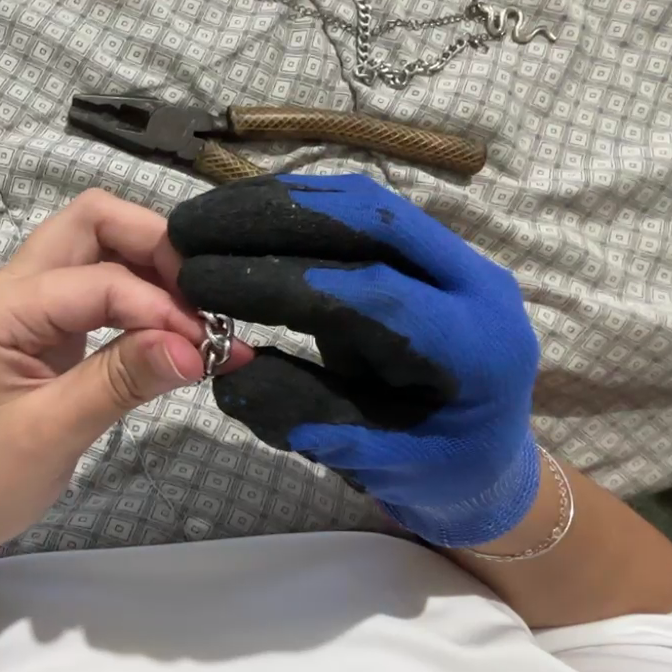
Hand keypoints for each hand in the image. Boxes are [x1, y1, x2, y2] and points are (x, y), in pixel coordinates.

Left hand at [0, 190, 252, 591]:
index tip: (210, 345)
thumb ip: (123, 379)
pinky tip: (168, 327)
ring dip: (148, 268)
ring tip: (197, 315)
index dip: (158, 304)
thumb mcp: (53, 433)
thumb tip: (197, 346)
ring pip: (92, 248)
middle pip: (89, 224)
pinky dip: (134, 297)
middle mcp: (5, 289)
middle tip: (206, 297)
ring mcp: (20, 304)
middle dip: (154, 246)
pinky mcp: (37, 327)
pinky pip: (91, 288)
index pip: (96, 278)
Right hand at [168, 174, 540, 547]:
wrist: (483, 455)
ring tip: (202, 217)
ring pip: (360, 201)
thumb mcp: (368, 462)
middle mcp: (475, 284)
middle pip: (370, 220)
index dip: (273, 280)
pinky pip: (354, 210)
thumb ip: (304, 416)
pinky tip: (238, 216)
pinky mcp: (422, 247)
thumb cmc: (432, 470)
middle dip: (268, 217)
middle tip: (188, 228)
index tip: (195, 280)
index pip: (366, 294)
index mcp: (473, 350)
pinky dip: (289, 206)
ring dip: (272, 202)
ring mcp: (453, 256)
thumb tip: (225, 372)